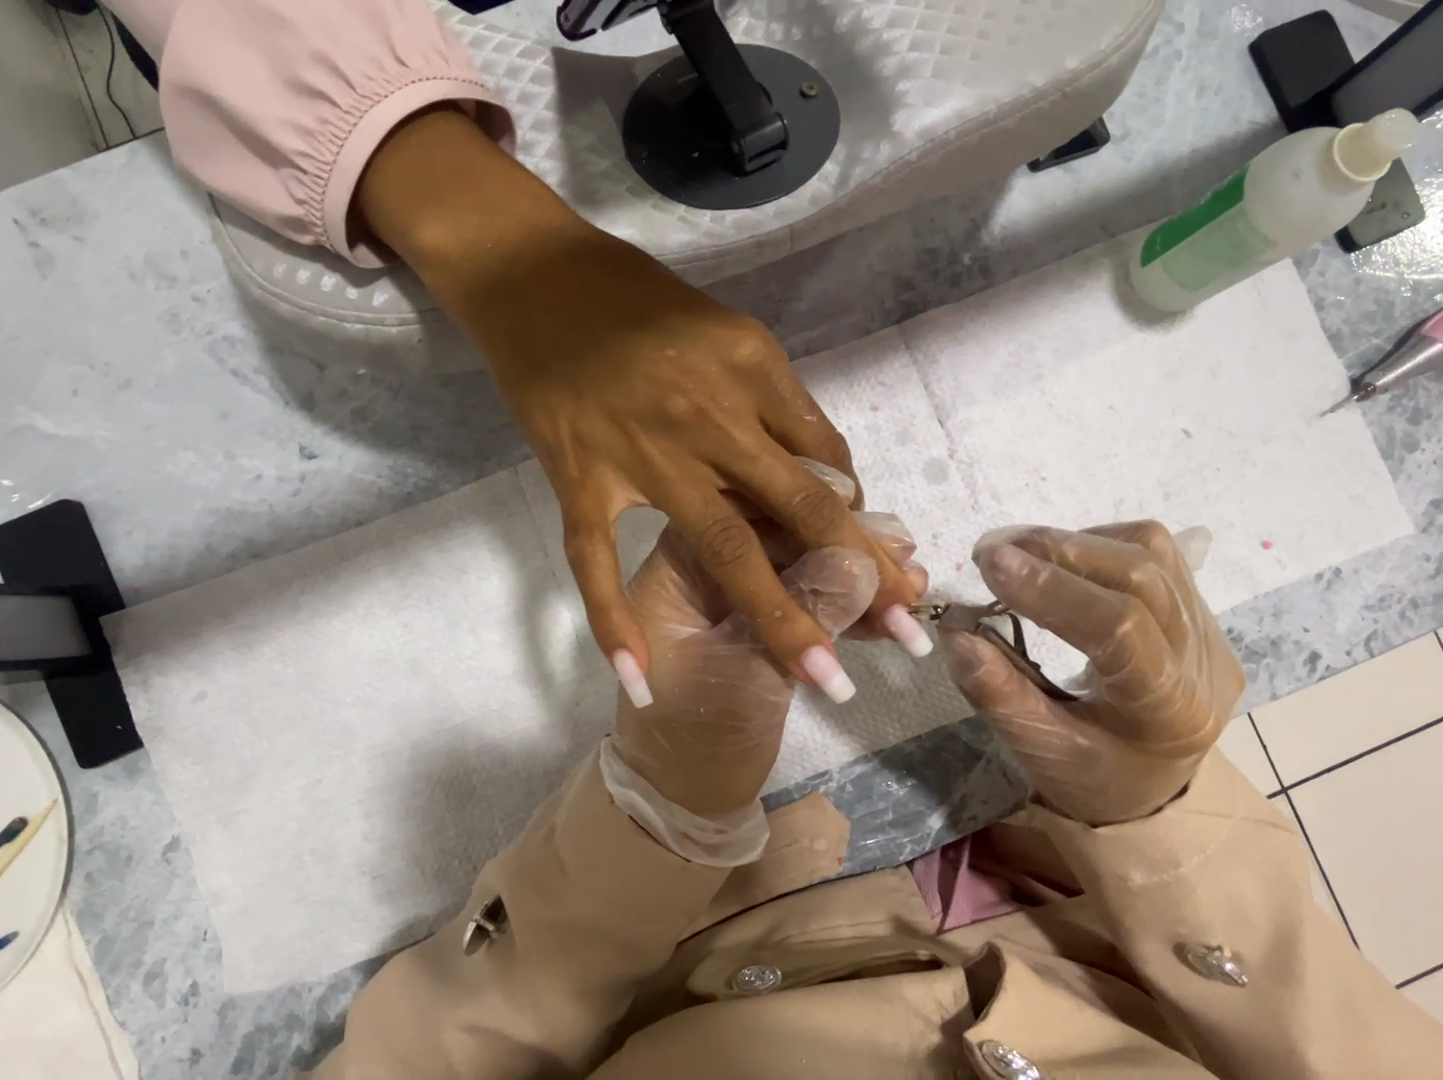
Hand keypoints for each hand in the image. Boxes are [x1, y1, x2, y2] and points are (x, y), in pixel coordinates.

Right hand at [354, 108, 924, 702]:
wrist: (532, 275)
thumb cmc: (637, 297)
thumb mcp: (730, 333)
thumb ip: (776, 403)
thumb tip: (825, 471)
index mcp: (754, 367)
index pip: (828, 456)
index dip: (862, 516)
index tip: (884, 561)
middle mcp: (710, 414)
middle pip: (803, 505)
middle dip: (865, 573)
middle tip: (910, 635)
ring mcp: (642, 453)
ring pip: (722, 545)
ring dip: (780, 617)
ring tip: (827, 679)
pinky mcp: (580, 480)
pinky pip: (594, 562)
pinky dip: (613, 622)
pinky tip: (639, 678)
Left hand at [610, 496, 924, 819]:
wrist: (684, 800)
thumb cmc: (695, 735)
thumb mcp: (747, 668)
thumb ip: (801, 611)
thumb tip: (862, 560)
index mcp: (678, 564)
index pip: (745, 514)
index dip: (810, 516)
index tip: (869, 527)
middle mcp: (707, 566)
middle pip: (784, 537)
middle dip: (848, 550)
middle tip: (908, 563)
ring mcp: (738, 595)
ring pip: (805, 569)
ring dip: (860, 580)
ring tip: (916, 587)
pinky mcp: (765, 623)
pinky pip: (812, 602)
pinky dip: (851, 608)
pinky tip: (894, 613)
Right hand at [940, 522, 1245, 824]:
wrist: (1149, 791)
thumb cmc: (1091, 779)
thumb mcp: (1037, 749)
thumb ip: (995, 690)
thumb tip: (953, 628)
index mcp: (1167, 709)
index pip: (1119, 628)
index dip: (1052, 588)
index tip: (989, 563)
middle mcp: (1202, 662)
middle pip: (1139, 576)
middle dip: (1058, 552)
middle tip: (991, 551)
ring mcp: (1210, 631)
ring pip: (1152, 554)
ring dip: (1078, 542)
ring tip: (1021, 554)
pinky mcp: (1201, 612)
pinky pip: (1157, 554)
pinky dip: (1101, 543)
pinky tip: (1064, 564)